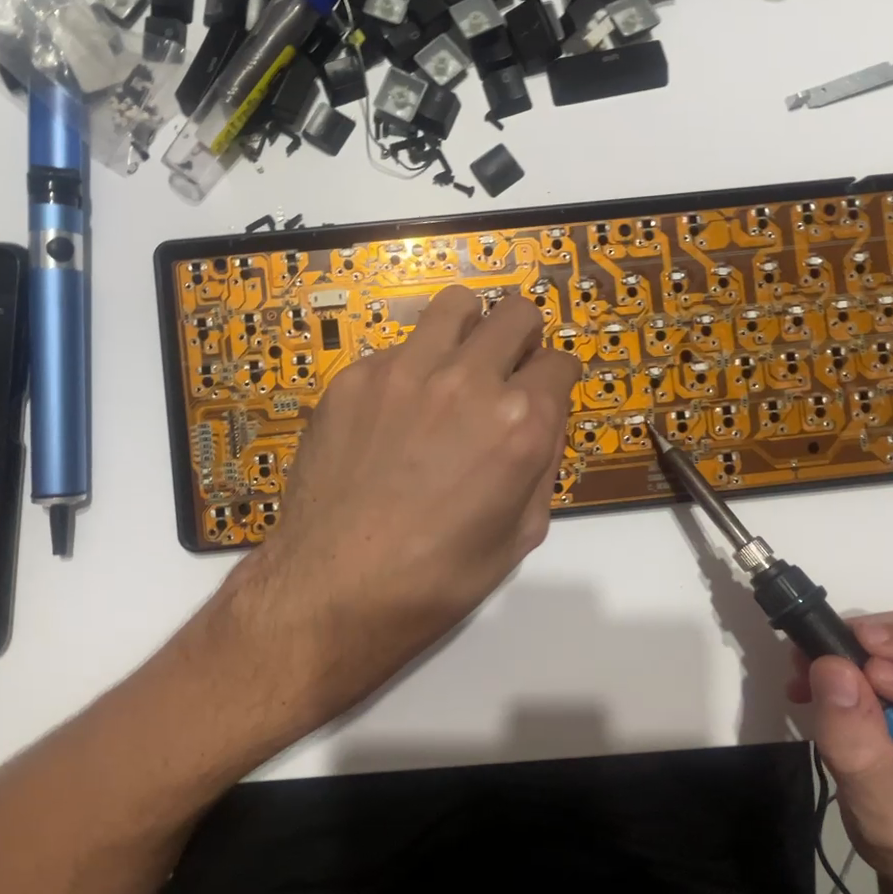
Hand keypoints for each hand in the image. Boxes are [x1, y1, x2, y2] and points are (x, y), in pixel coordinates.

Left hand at [230, 286, 579, 721]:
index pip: (559, 362)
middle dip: (523, 336)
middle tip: (509, 365)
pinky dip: (411, 366)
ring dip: (469, 326)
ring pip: (454, 305)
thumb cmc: (433, 579)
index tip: (547, 386)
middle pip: (515, 314)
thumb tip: (543, 419)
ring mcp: (404, 372)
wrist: (332, 587)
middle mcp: (466, 383)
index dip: (558, 376)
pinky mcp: (355, 378)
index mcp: (519, 424)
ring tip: (458, 359)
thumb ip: (542, 464)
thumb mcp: (519, 536)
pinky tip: (397, 409)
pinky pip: (398, 348)